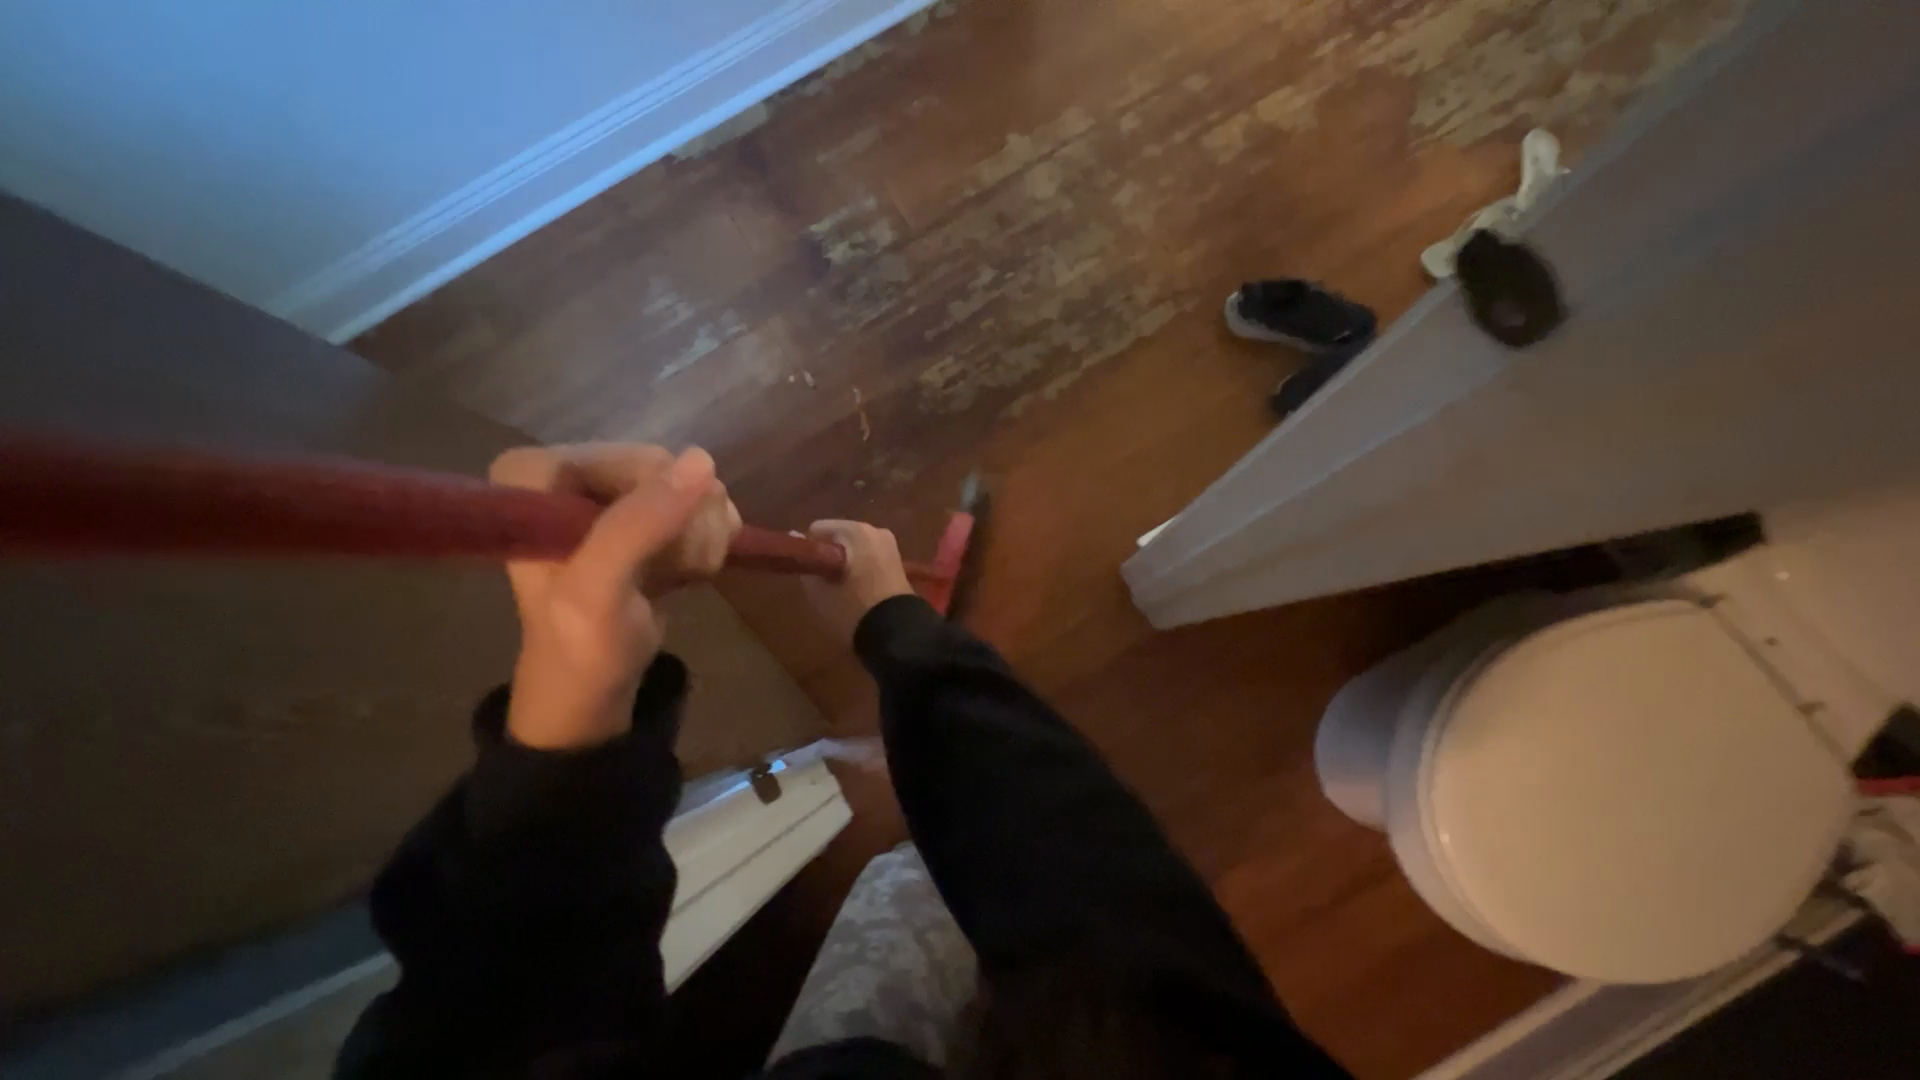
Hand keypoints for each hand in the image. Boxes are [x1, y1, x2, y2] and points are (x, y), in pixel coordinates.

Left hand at [489, 444, 740, 749]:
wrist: (592, 686)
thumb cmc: (581, 644)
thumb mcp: (599, 590)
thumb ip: (639, 524)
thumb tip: (703, 460)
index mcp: (536, 471)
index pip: (640, 460)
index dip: (662, 511)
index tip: (651, 558)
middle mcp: (569, 467)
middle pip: (669, 471)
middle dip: (686, 526)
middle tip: (667, 572)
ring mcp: (608, 487)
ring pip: (692, 486)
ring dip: (699, 538)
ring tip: (672, 575)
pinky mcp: (640, 508)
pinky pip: (699, 500)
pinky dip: (705, 540)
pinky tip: (683, 568)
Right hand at [802, 520, 914, 642]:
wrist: (895, 632)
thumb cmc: (851, 608)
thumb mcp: (818, 591)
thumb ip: (806, 564)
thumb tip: (797, 542)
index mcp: (855, 530)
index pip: (818, 529)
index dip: (810, 550)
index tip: (811, 572)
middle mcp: (875, 530)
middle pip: (839, 537)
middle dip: (830, 555)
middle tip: (826, 583)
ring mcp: (890, 545)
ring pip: (855, 548)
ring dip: (846, 563)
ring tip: (842, 589)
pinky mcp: (898, 562)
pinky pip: (869, 558)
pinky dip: (861, 568)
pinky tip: (858, 590)